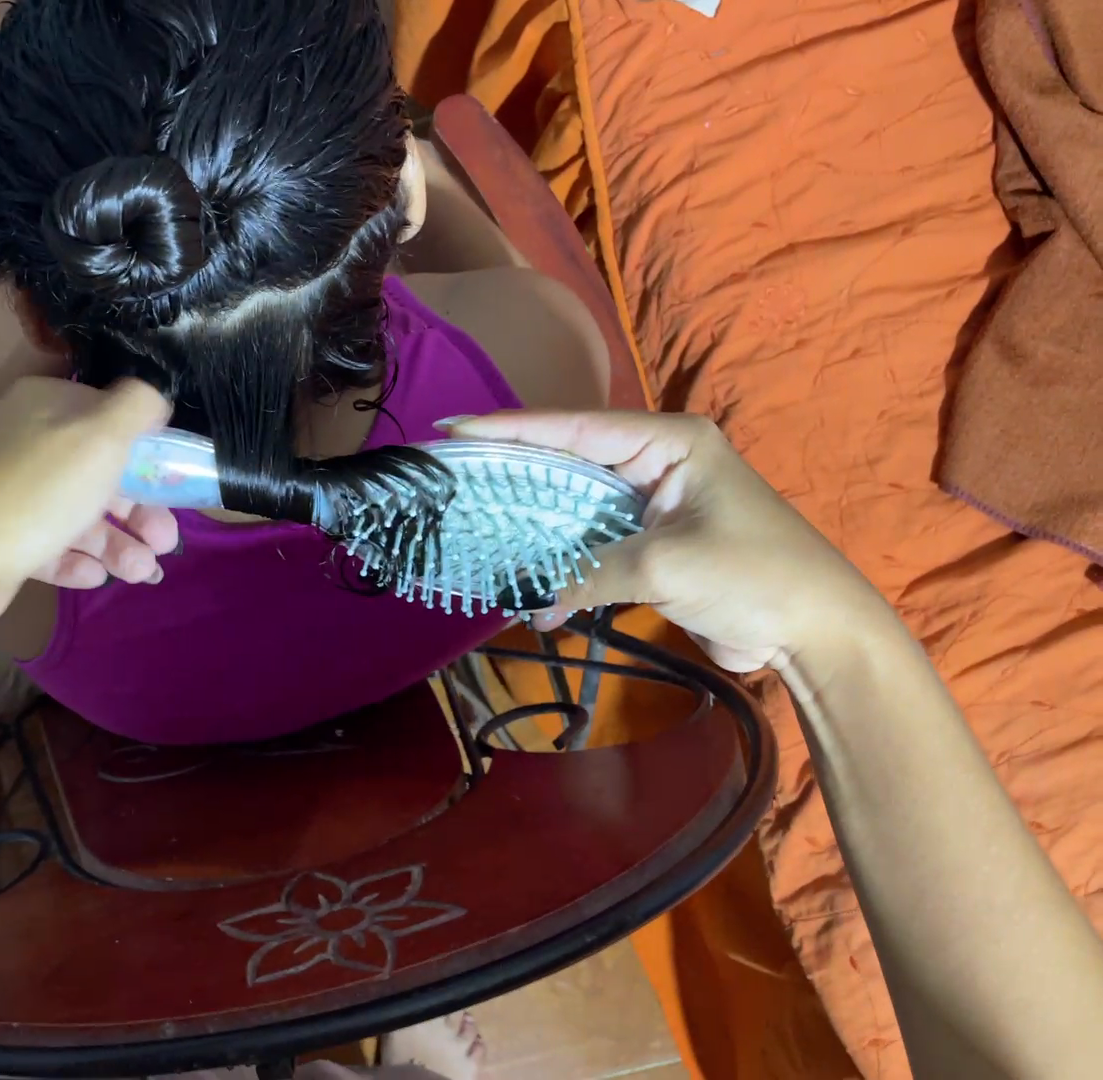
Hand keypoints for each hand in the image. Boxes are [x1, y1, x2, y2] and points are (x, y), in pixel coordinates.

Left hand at [0, 377, 174, 626]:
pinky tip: (95, 576)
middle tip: (167, 544)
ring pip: (75, 512)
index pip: (106, 417)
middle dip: (139, 510)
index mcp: (44, 405)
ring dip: (115, 542)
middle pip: (96, 472)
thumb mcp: (101, 436)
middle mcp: (22, 440)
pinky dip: (74, 559)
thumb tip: (153, 395)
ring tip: (141, 573)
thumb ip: (137, 405)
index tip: (173, 484)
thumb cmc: (38, 490)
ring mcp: (5, 489)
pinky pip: (46, 543)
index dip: (145, 451)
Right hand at [442, 411, 890, 671]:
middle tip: (450, 471)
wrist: (819, 635)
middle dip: (508, 467)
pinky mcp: (645, 541)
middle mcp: (653, 462)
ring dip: (527, 518)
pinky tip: (518, 571)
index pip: (573, 427)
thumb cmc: (756, 577)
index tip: (452, 428)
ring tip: (468, 514)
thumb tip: (524, 601)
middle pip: (563, 459)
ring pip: (569, 501)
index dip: (508, 428)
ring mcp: (647, 502)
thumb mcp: (662, 566)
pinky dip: (553, 555)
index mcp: (668, 442)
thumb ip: (584, 573)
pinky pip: (583, 538)